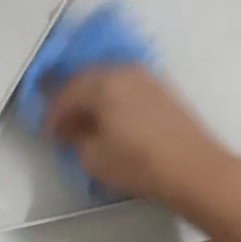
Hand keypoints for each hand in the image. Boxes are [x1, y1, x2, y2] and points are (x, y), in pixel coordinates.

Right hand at [43, 66, 240, 202]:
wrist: (193, 169)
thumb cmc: (139, 164)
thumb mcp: (94, 158)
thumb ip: (76, 139)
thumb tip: (73, 130)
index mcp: (102, 83)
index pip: (66, 93)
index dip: (52, 115)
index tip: (46, 132)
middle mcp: (124, 72)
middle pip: (87, 81)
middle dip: (71, 102)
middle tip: (62, 125)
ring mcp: (147, 79)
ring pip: (109, 83)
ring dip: (94, 101)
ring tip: (87, 125)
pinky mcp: (163, 92)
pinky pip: (127, 90)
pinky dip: (114, 103)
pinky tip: (113, 123)